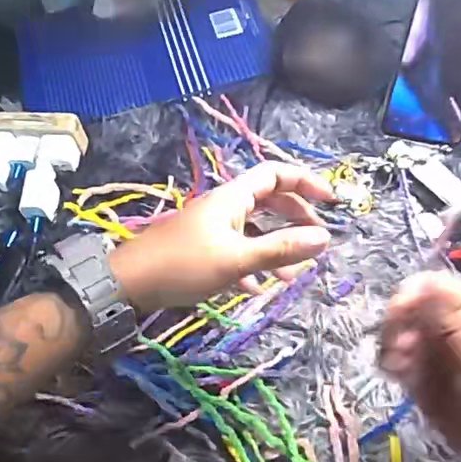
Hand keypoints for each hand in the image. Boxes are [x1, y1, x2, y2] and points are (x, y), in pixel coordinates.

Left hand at [109, 163, 334, 312]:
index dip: (306, 182)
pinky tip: (258, 287)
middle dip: (295, 218)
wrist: (129, 283)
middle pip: (268, 200)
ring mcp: (211, 228)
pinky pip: (236, 249)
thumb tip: (324, 237)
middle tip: (315, 242)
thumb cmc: (184, 265)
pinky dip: (253, 263)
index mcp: (232, 198)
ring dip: (275, 247)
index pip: (276, 173)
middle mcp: (224, 207)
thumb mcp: (237, 259)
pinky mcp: (201, 249)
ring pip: (253, 229)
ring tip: (292, 276)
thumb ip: (280, 249)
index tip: (331, 203)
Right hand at [378, 272, 460, 461]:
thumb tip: (428, 284)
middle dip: (397, 323)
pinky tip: (397, 377)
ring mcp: (434, 353)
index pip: (437, 286)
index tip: (399, 314)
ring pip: (399, 332)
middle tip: (396, 348)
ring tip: (398, 369)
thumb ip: (455, 327)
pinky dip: (391, 363)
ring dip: (391, 345)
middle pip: (411, 306)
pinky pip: (396, 359)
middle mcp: (451, 330)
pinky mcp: (421, 376)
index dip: (414, 293)